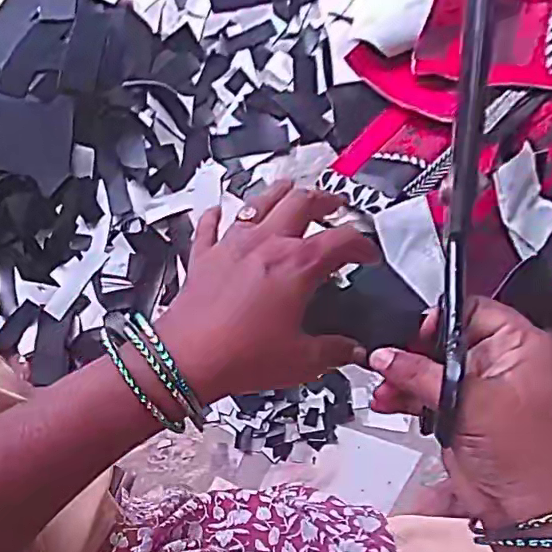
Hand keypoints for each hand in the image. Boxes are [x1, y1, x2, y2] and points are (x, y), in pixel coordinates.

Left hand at [155, 182, 378, 402]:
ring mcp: (230, 248)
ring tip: (290, 190)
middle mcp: (263, 246)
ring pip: (258, 202)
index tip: (367, 255)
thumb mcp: (300, 361)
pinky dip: (216, 216)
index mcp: (296, 265)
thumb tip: (347, 350)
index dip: (363, 245)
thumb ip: (332, 351)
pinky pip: (209, 226)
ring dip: (279, 193)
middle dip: (326, 201)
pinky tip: (217, 211)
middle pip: (302, 203)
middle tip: (335, 206)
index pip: (343, 240)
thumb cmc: (235, 356)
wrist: (185, 361)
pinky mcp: (201, 260)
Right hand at [368, 295, 551, 529]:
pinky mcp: (460, 415)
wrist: (525, 506)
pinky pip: (423, 396)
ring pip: (428, 370)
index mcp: (521, 348)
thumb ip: (423, 373)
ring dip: (401, 379)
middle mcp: (500, 366)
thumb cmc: (528, 454)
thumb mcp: (471, 400)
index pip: (473, 312)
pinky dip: (404, 398)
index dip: (439, 321)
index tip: (411, 337)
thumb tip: (387, 355)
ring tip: (386, 391)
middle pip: (444, 343)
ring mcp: (478, 392)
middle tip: (390, 366)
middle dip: (411, 355)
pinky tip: (390, 402)